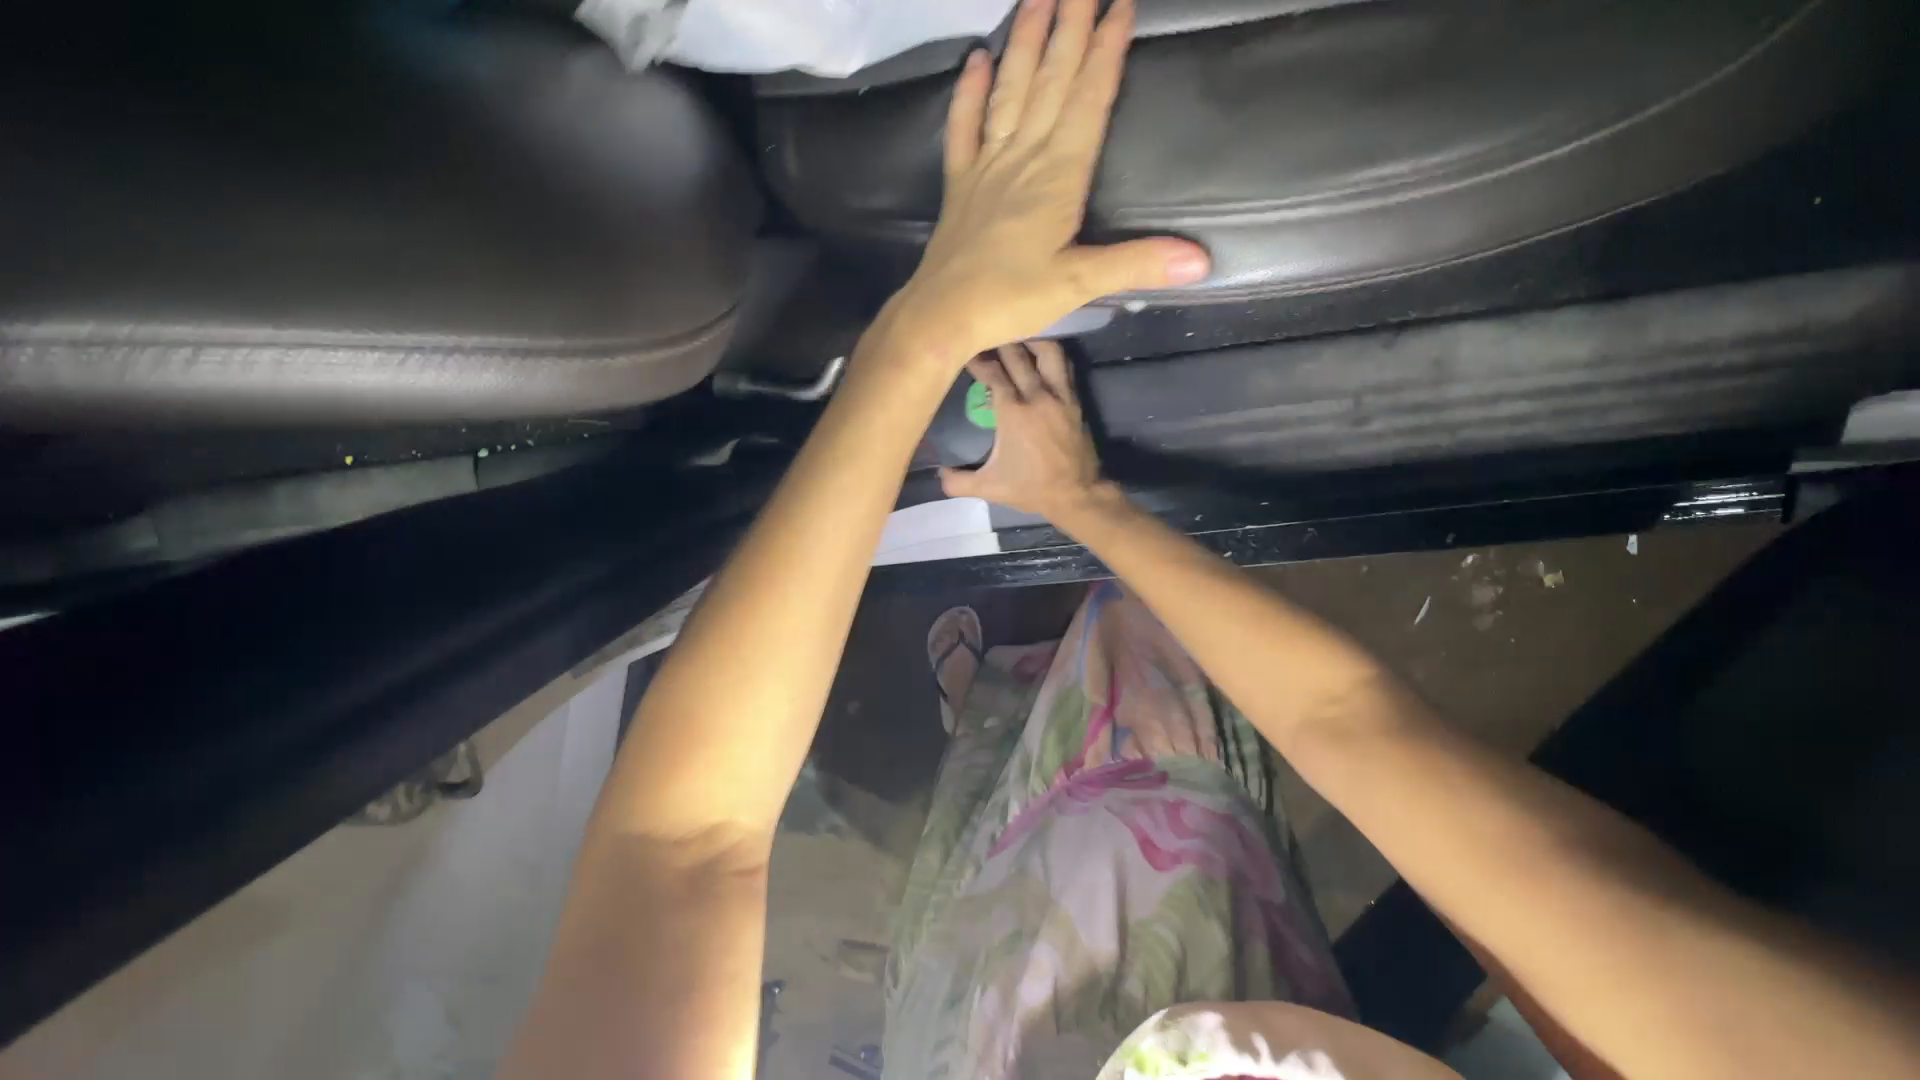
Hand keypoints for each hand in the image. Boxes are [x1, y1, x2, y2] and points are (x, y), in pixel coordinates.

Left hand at [883, 0, 1209, 365]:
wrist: (941, 315)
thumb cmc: (1010, 299)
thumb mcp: (1079, 285)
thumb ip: (1137, 264)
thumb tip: (1202, 258)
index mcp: (1057, 176)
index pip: (1088, 99)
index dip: (1107, 50)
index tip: (1121, 5)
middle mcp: (1022, 157)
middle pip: (1050, 80)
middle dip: (1070, 26)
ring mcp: (986, 166)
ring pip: (1009, 91)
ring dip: (1024, 41)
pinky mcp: (959, 184)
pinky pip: (963, 127)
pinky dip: (969, 92)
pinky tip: (975, 60)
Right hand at [938, 340, 1117, 519]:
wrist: (1076, 494)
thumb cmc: (1031, 489)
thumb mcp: (989, 488)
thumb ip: (958, 482)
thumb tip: (938, 473)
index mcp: (1013, 412)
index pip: (993, 373)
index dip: (978, 360)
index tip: (966, 351)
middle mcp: (1036, 396)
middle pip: (1018, 355)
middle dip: (1001, 341)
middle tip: (988, 332)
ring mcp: (1059, 395)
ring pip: (1047, 352)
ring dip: (1031, 339)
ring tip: (1018, 333)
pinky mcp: (1074, 400)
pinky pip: (1064, 366)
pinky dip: (1051, 355)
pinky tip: (1041, 352)